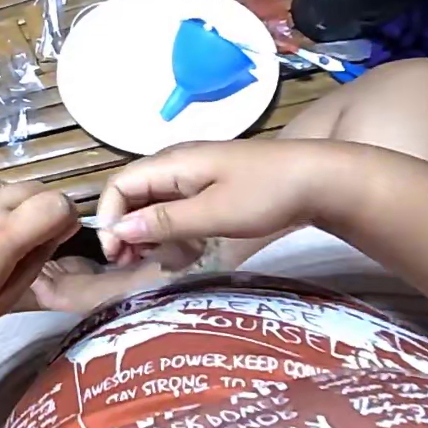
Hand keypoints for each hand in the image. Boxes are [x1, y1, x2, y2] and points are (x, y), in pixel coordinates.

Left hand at [0, 180, 77, 357]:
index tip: (57, 234)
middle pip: (35, 187)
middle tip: (27, 237)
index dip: (65, 217)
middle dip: (41, 209)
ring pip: (5, 186)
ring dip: (11, 204)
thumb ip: (39, 257)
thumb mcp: (6, 296)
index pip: (56, 202)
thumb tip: (59, 228)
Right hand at [95, 140, 355, 264]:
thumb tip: (119, 229)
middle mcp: (176, 164)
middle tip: (128, 264)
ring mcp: (193, 175)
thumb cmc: (266, 193)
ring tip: (152, 261)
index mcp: (172, 163)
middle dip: (125, 228)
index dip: (109, 217)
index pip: (120, 184)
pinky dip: (170, 230)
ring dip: (146, 232)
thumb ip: (165, 221)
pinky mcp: (209, 187)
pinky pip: (176, 207)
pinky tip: (181, 251)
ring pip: (153, 203)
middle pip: (132, 194)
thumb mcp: (214, 213)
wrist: (318, 178)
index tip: (115, 253)